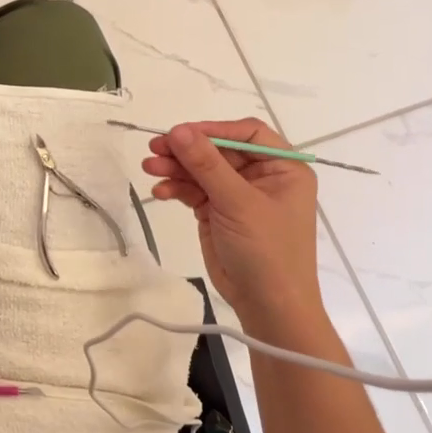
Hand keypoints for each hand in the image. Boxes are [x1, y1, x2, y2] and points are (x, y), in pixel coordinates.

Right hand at [140, 119, 322, 325]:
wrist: (267, 302)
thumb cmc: (266, 249)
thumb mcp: (237, 202)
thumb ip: (206, 164)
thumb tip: (177, 130)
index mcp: (283, 169)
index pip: (247, 134)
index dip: (213, 130)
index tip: (180, 134)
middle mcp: (261, 177)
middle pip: (218, 151)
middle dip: (186, 151)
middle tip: (154, 149)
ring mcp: (238, 195)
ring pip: (201, 170)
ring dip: (175, 168)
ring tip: (149, 169)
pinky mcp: (217, 212)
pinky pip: (193, 190)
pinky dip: (176, 188)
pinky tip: (161, 192)